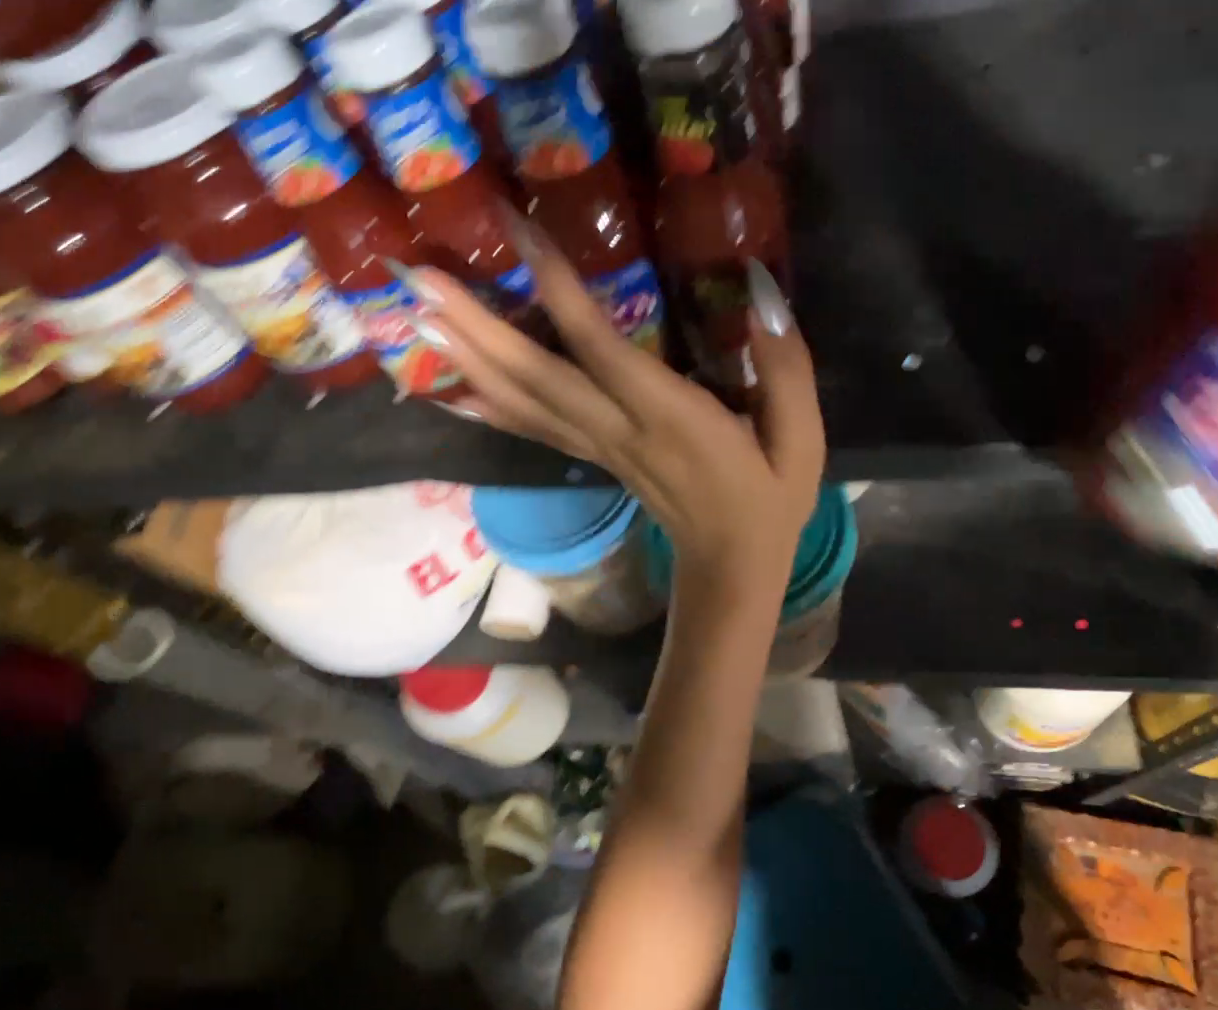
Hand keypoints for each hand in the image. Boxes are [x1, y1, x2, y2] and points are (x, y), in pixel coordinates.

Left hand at [390, 215, 825, 583]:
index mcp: (671, 417)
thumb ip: (785, 366)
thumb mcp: (802, 439)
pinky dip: (485, 405)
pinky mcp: (592, 458)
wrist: (731, 570)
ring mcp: (598, 448)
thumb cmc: (769, 501)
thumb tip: (761, 288)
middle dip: (476, 326)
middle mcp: (619, 430)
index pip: (600, 346)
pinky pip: (530, 429)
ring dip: (467, 358)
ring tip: (416, 313)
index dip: (555, 289)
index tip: (515, 231)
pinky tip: (448, 386)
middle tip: (418, 276)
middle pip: (535, 376)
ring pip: (522, 403)